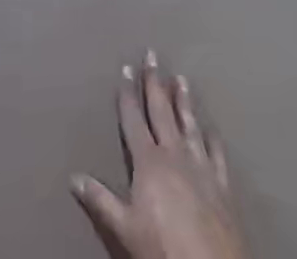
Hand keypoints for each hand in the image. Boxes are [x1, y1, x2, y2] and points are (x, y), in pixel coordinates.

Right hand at [70, 50, 247, 258]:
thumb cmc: (163, 248)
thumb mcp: (124, 226)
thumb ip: (99, 199)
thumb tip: (73, 177)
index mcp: (148, 161)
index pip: (133, 119)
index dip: (128, 93)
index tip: (126, 68)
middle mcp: (175, 157)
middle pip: (162, 112)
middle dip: (155, 83)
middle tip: (152, 56)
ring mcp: (202, 170)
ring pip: (190, 126)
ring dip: (184, 101)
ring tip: (180, 78)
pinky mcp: (224, 188)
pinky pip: (217, 155)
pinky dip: (212, 139)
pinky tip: (211, 128)